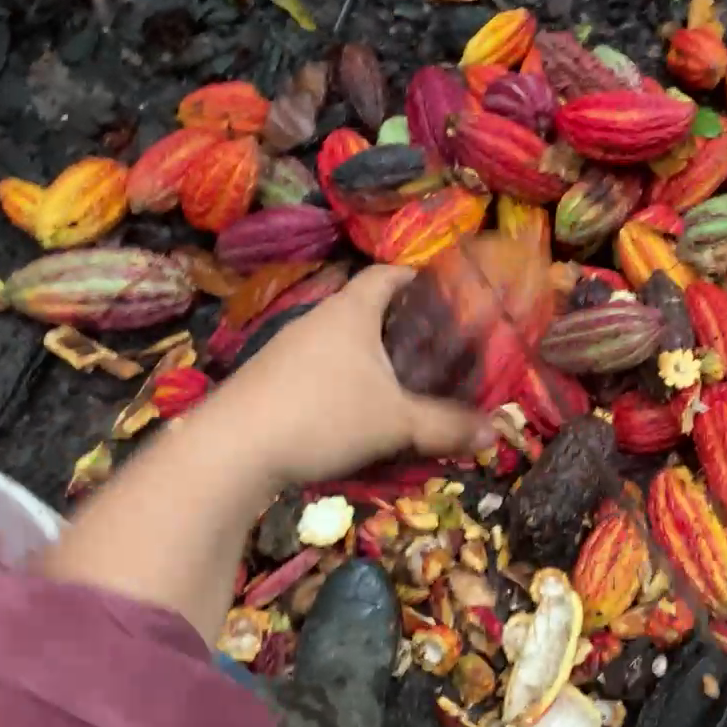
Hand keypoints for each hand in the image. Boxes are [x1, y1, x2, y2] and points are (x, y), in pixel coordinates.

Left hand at [196, 266, 494, 485]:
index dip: (417, 278)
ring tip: (405, 380)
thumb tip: (496, 435)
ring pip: (342, 342)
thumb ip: (448, 427)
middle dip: (402, 324)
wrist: (231, 451)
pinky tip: (359, 410)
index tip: (446, 292)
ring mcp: (289, 351)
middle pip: (366, 309)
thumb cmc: (324, 416)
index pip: (386, 275)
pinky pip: (321, 369)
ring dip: (372, 357)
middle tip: (437, 347)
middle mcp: (318, 321)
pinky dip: (346, 381)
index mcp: (351, 313)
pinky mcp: (272, 381)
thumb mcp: (398, 424)